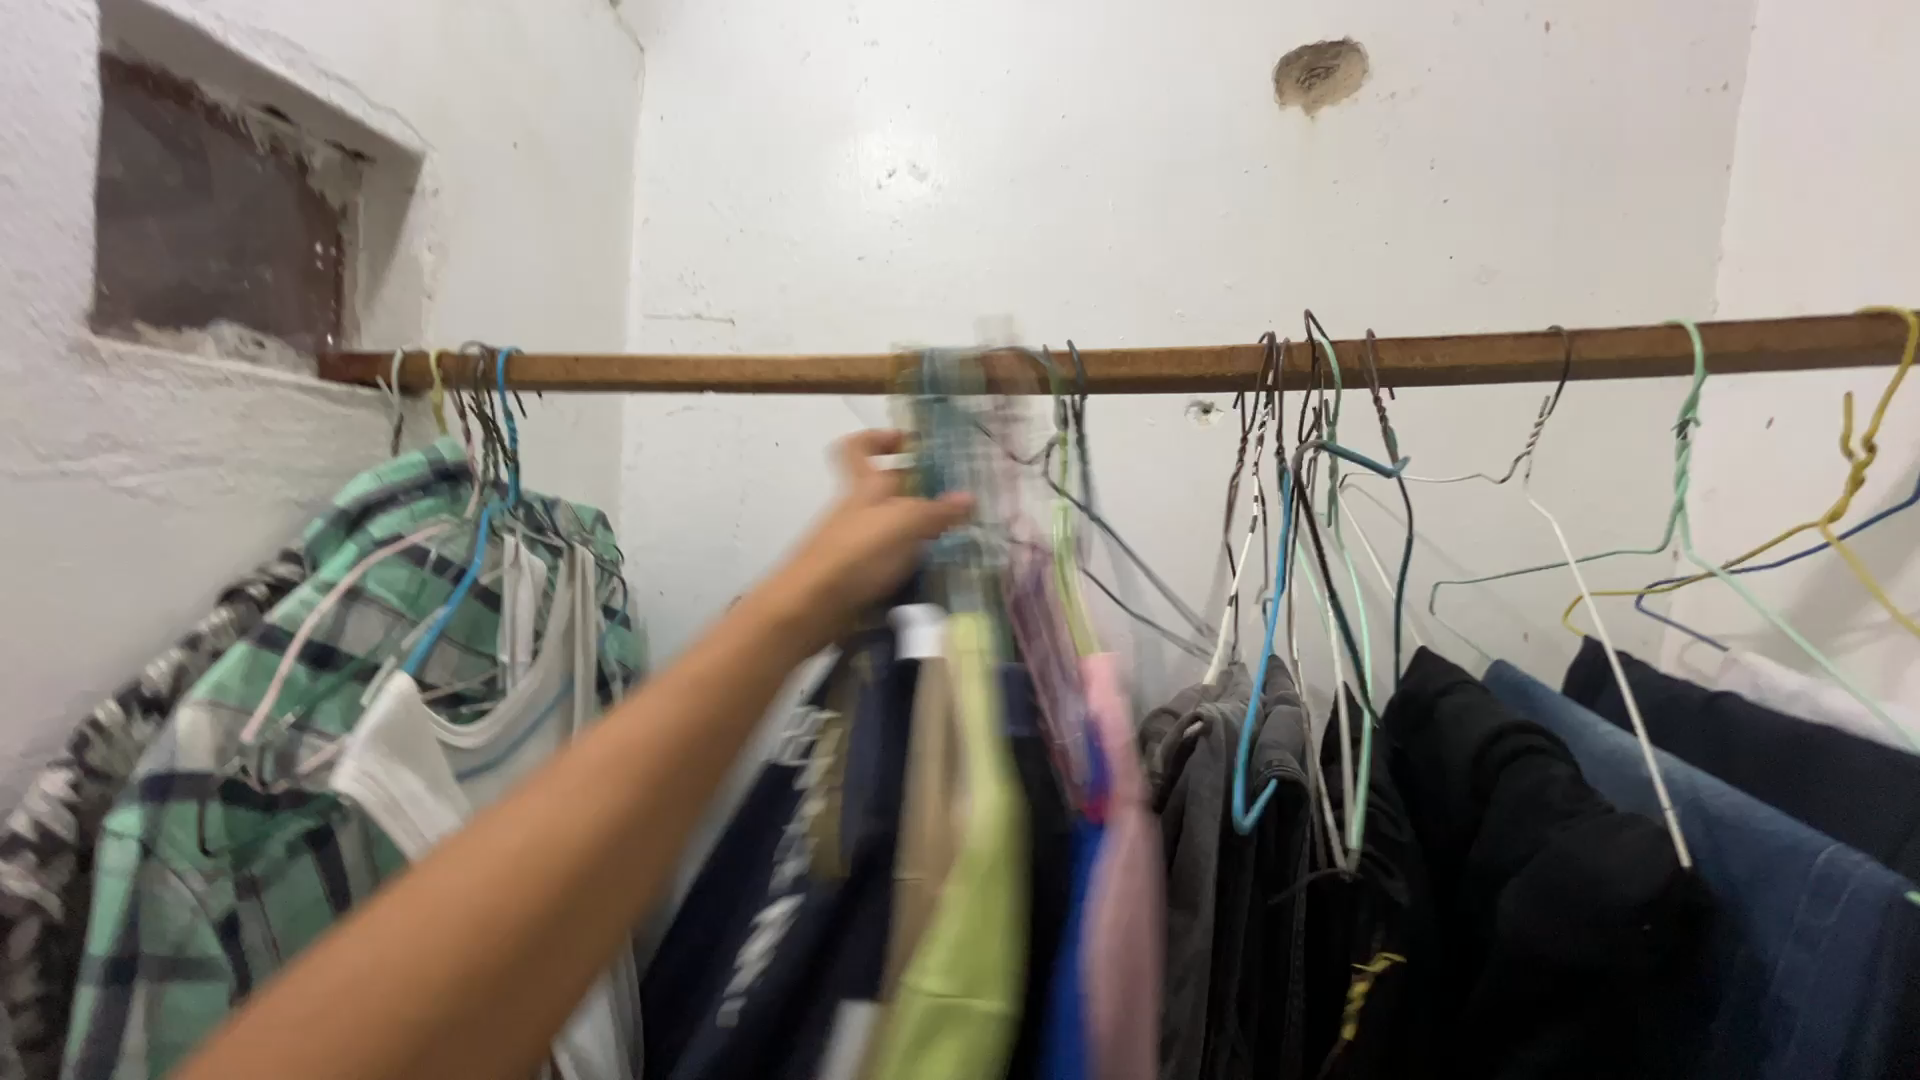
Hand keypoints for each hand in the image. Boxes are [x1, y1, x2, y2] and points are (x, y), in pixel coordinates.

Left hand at [766, 430, 973, 649]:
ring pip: (892, 526)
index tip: (909, 443)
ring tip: (958, 538)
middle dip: (919, 490)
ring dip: (922, 530)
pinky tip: (935, 571)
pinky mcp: (859, 575)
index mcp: (863, 486)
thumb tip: (969, 497)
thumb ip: (936, 511)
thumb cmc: (856, 553)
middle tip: (956, 499)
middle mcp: (858, 510)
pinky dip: (913, 563)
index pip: (858, 447)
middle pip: (885, 489)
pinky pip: (892, 560)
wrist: (811, 607)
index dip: (879, 438)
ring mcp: (856, 544)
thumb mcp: (903, 524)